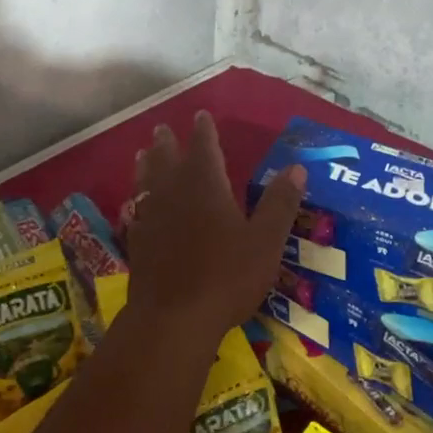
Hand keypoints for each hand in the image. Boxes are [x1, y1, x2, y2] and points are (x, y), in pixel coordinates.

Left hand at [125, 111, 305, 342]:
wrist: (173, 317)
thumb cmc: (226, 276)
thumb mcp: (265, 241)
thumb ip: (279, 203)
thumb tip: (297, 167)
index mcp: (205, 183)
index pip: (204, 146)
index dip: (203, 130)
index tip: (200, 115)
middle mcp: (173, 190)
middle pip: (167, 157)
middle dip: (167, 142)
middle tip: (162, 129)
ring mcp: (151, 214)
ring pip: (145, 179)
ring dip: (146, 163)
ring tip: (142, 153)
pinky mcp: (137, 239)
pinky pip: (135, 208)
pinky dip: (136, 198)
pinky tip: (136, 203)